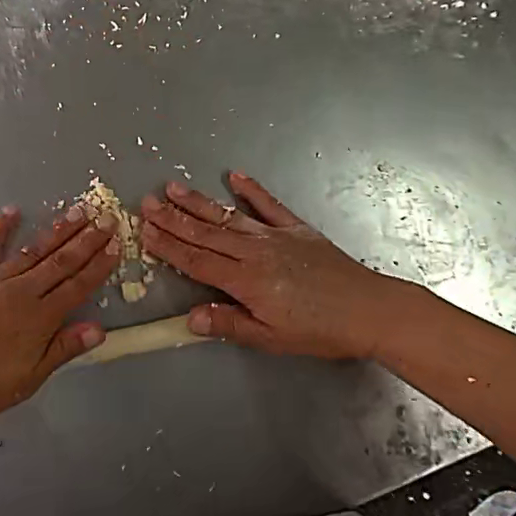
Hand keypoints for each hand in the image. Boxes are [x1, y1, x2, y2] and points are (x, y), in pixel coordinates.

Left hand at [0, 205, 118, 437]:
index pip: (77, 285)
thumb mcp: (29, 378)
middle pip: (60, 261)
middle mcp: (19, 292)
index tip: (116, 246)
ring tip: (76, 212)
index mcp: (39, 318)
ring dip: (56, 231)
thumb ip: (63, 349)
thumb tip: (98, 329)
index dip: (99, 265)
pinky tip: (12, 213)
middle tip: (106, 218)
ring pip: (32, 250)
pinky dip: (0, 229)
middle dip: (86, 239)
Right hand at [140, 172, 405, 359]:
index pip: (196, 260)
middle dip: (172, 218)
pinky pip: (269, 205)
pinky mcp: (296, 229)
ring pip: (226, 216)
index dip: (168, 246)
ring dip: (197, 202)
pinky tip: (235, 176)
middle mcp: (253, 252)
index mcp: (245, 280)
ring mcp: (274, 236)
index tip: (144, 231)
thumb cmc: (320, 331)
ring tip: (172, 187)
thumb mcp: (272, 339)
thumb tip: (190, 317)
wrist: (372, 311)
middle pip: (204, 233)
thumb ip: (230, 324)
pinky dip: (251, 190)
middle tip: (145, 202)